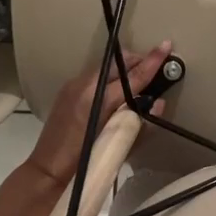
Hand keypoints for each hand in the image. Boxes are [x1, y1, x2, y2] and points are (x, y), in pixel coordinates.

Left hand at [28, 40, 173, 183]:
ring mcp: (74, 84)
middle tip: (153, 68)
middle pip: (118, 62)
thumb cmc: (87, 163)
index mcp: (98, 99)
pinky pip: (95, 76)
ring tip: (136, 81)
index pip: (133, 76)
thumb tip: (159, 103)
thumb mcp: (119, 146)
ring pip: (106, 67)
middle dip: (137, 61)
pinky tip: (115, 92)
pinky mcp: (68, 89)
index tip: (166, 46)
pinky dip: (109, 78)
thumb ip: (140, 122)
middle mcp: (85, 85)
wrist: (49, 168)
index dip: (152, 61)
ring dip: (123, 70)